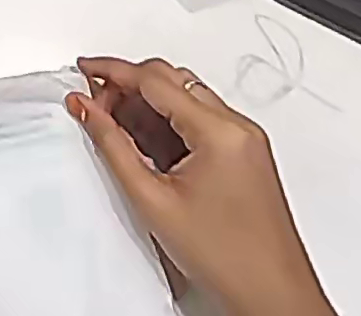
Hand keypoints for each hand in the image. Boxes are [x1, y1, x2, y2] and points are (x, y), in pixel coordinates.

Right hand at [68, 58, 334, 315]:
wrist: (276, 304)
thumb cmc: (230, 261)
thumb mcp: (152, 198)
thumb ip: (111, 143)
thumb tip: (85, 106)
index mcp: (220, 132)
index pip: (153, 79)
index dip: (111, 70)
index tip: (84, 68)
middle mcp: (237, 128)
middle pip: (169, 78)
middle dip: (126, 83)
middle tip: (95, 101)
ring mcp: (243, 140)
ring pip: (182, 93)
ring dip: (144, 99)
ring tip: (114, 123)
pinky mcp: (243, 153)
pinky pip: (196, 115)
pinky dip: (164, 117)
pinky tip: (142, 140)